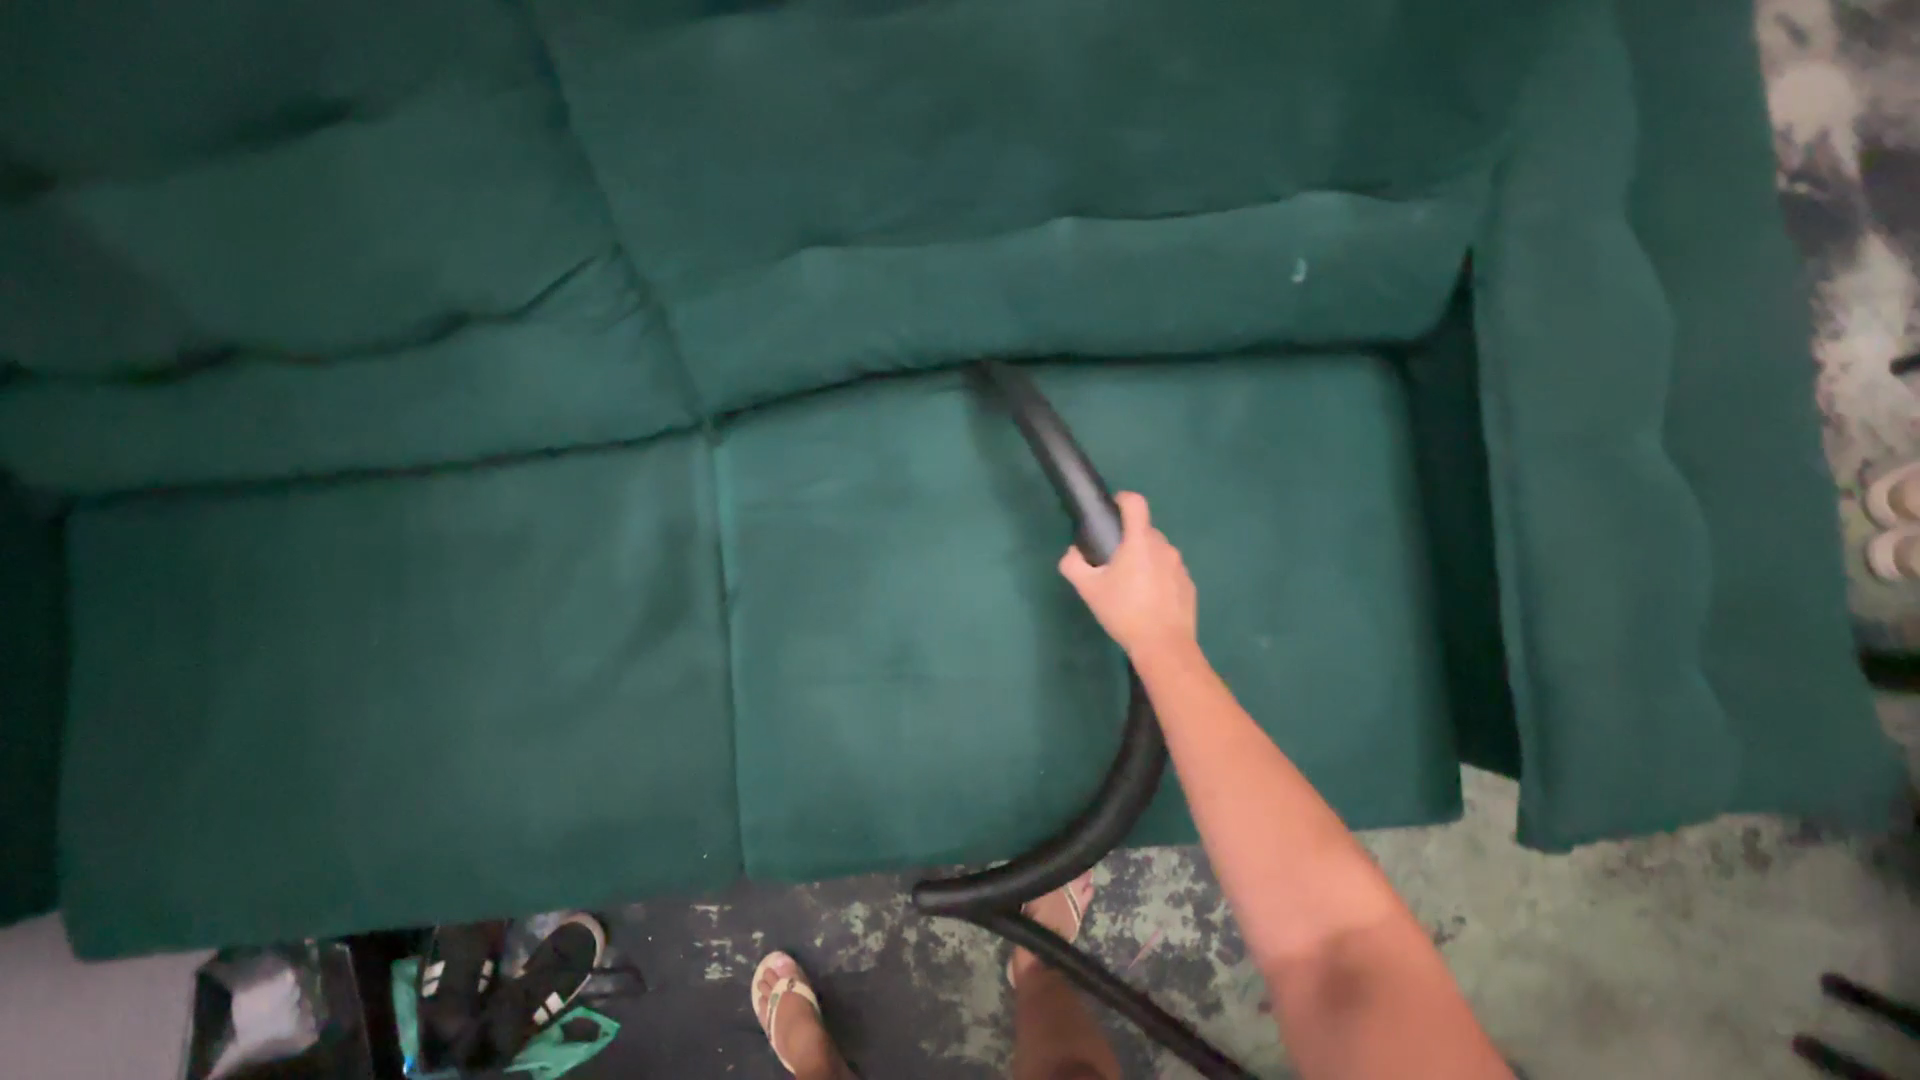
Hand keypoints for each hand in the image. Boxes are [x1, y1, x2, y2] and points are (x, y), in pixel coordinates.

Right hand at [1058, 492, 1196, 659]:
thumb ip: (1073, 565)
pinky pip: (1169, 572)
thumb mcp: (1088, 590)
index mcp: (1139, 542)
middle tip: (1112, 563)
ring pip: (1158, 552)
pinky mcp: (1188, 585)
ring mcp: (1180, 566)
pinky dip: (1158, 578)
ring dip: (1144, 560)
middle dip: (1128, 540)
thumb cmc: (1124, 612)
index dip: (1122, 500)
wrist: (1164, 645)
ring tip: (1131, 587)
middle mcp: (1164, 547)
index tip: (1111, 512)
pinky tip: (1149, 603)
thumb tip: (1073, 553)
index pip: (1136, 503)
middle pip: (1145, 530)